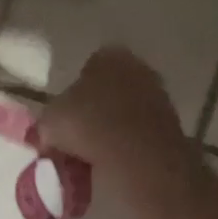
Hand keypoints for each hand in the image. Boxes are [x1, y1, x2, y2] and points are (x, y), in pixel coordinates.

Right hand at [37, 48, 205, 198]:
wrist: (137, 154)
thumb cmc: (87, 126)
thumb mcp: (49, 123)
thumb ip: (46, 123)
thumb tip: (46, 134)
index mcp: (107, 56)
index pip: (86, 69)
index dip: (71, 95)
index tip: (63, 119)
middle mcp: (137, 67)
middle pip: (108, 90)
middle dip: (94, 110)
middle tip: (76, 138)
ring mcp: (158, 95)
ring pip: (125, 112)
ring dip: (112, 130)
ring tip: (93, 156)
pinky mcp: (172, 124)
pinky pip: (139, 133)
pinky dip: (128, 145)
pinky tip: (115, 162)